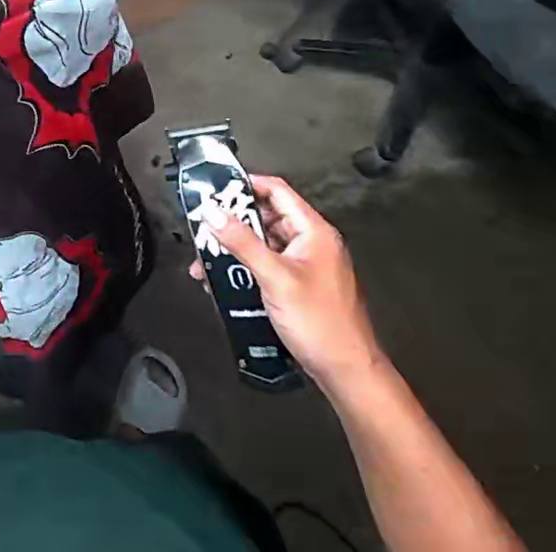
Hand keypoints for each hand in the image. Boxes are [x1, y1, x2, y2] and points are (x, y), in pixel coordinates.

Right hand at [191, 175, 385, 392]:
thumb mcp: (275, 277)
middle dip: (236, 221)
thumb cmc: (321, 324)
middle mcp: (312, 243)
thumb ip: (243, 243)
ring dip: (239, 247)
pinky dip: (248, 266)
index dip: (248, 184)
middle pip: (269, 216)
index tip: (219, 187)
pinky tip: (227, 278)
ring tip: (210, 255)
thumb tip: (215, 213)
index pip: (278, 191)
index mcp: (314, 231)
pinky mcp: (301, 285)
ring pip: (266, 242)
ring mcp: (307, 264)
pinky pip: (269, 264)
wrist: (347, 372)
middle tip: (208, 225)